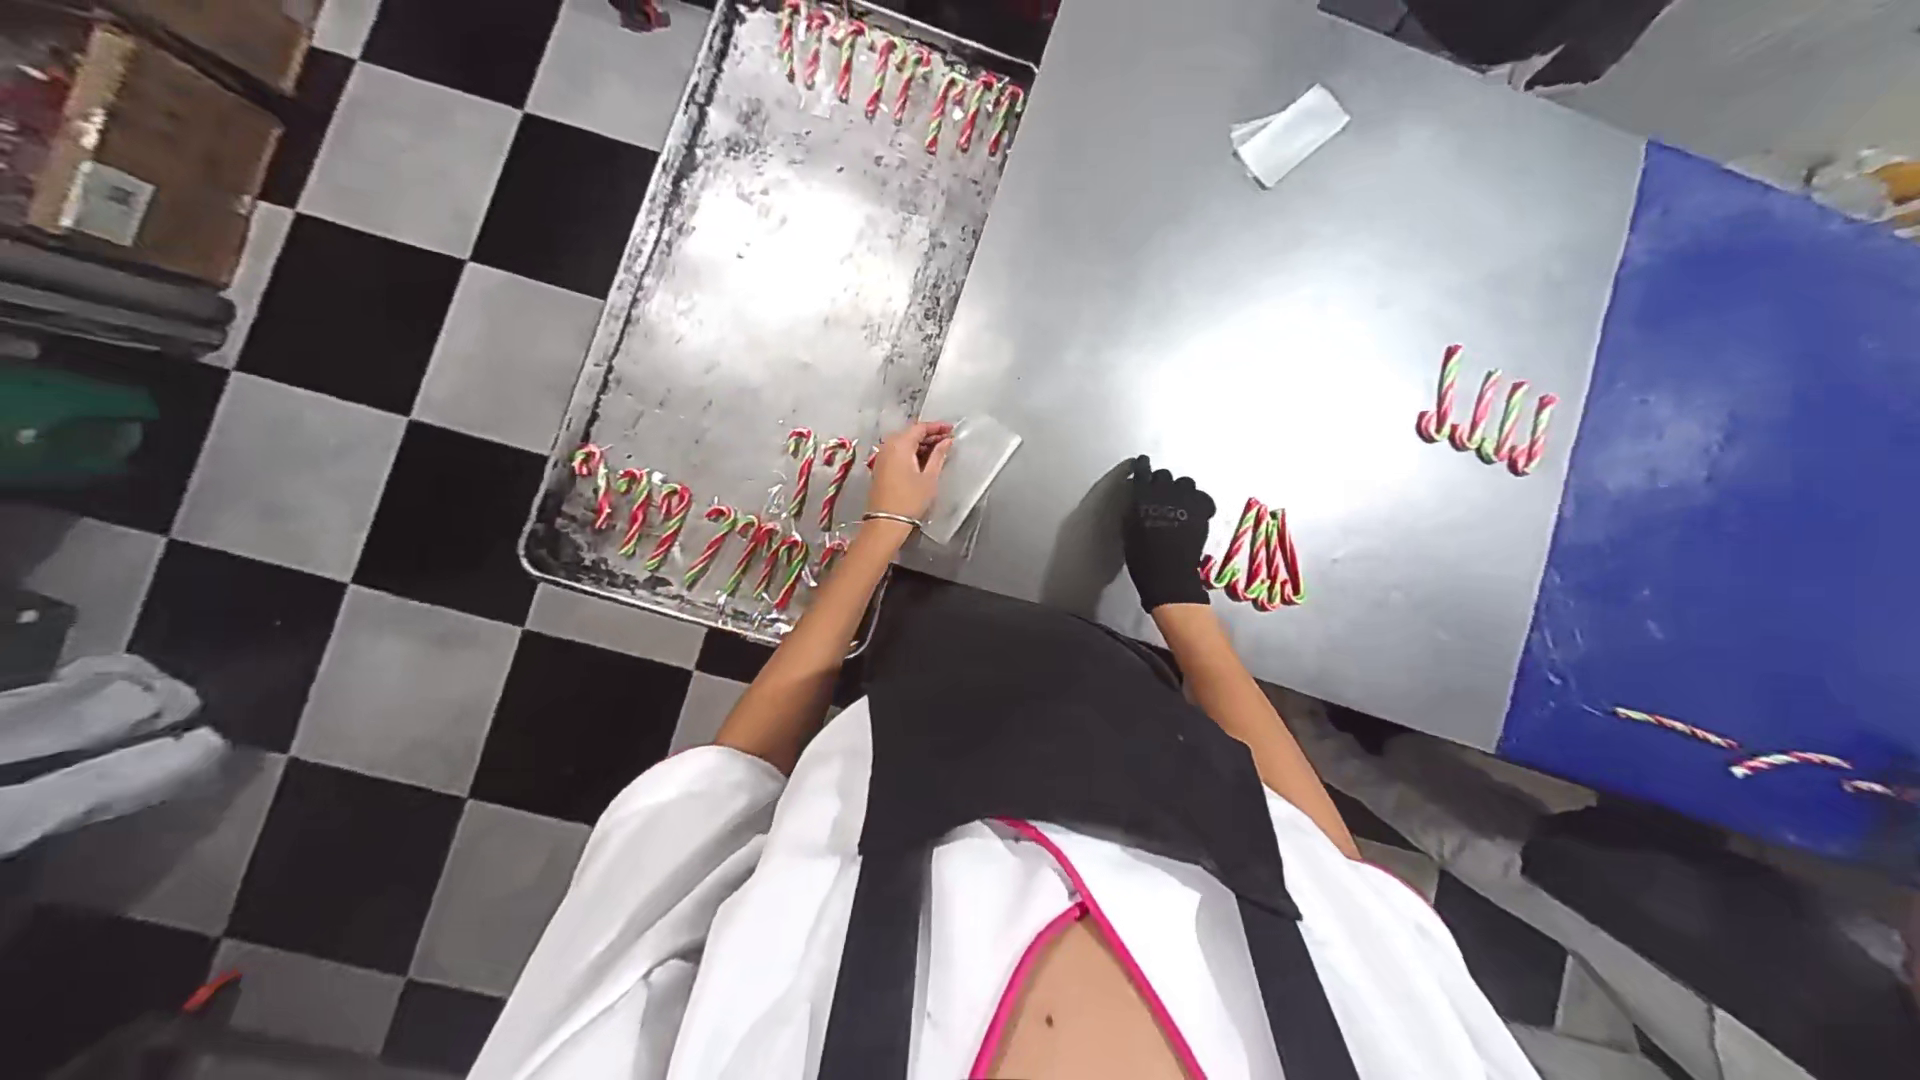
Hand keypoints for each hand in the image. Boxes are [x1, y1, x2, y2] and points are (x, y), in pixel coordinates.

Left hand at [865, 421, 953, 521]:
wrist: (886, 522)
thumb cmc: (910, 499)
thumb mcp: (929, 477)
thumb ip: (938, 455)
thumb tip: (947, 441)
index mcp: (900, 444)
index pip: (920, 428)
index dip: (937, 427)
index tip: (951, 429)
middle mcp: (888, 446)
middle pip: (911, 433)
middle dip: (930, 435)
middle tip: (948, 440)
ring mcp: (882, 456)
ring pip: (904, 443)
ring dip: (921, 444)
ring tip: (939, 450)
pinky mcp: (881, 467)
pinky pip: (898, 452)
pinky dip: (912, 452)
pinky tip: (925, 459)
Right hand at [1123, 455, 1214, 611]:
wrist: (1168, 574)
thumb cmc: (1141, 558)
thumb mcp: (1128, 529)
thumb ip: (1133, 509)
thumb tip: (1137, 499)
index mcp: (1141, 495)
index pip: (1141, 470)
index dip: (1142, 466)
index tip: (1142, 463)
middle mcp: (1164, 492)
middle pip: (1165, 475)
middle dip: (1162, 482)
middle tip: (1161, 494)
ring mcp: (1186, 499)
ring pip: (1185, 483)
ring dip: (1180, 490)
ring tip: (1179, 502)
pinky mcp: (1202, 510)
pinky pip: (1202, 497)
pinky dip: (1198, 501)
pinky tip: (1194, 511)